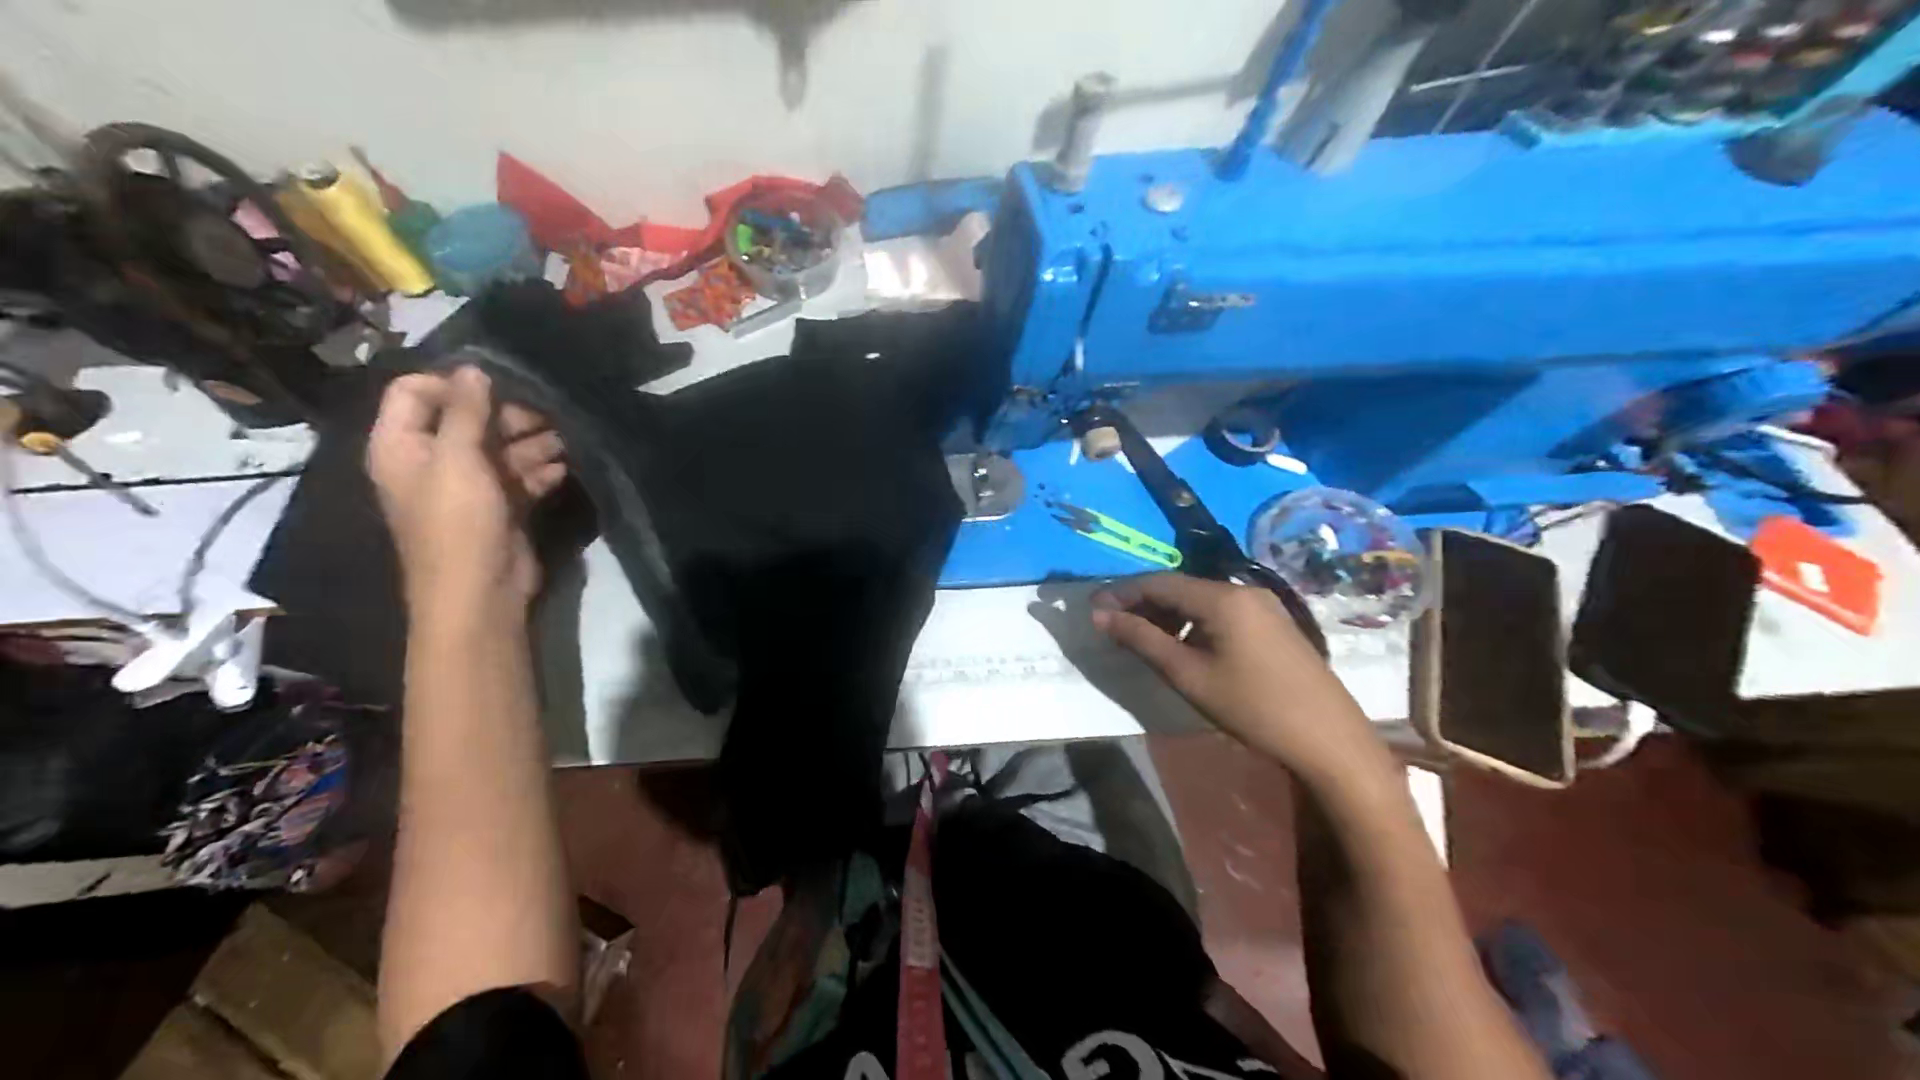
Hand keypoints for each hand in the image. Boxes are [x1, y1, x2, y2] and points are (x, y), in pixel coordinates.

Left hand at [366, 366, 566, 619]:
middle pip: (467, 418)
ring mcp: (470, 484)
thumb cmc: (457, 523)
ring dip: (533, 440)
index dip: (454, 383)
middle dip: (507, 413)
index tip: (499, 385)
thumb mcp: (458, 460)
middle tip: (547, 412)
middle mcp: (433, 459)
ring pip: (501, 447)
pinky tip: (566, 465)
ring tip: (568, 436)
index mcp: (402, 444)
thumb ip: (467, 412)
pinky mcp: (502, 505)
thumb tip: (473, 368)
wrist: (480, 592)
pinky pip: (522, 475)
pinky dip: (543, 469)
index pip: (415, 391)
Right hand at [1091, 574, 1386, 781]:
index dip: (1121, 593)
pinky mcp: (1274, 623)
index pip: (1158, 582)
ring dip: (1167, 615)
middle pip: (1180, 587)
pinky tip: (1184, 647)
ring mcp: (1264, 605)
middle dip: (1142, 604)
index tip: (1092, 610)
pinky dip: (1194, 623)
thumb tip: (1100, 616)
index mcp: (1222, 598)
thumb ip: (1142, 640)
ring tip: (1144, 641)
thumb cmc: (1253, 708)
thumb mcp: (1188, 675)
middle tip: (1113, 628)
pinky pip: (1222, 612)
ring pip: (1201, 600)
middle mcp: (1244, 590)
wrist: (1330, 740)